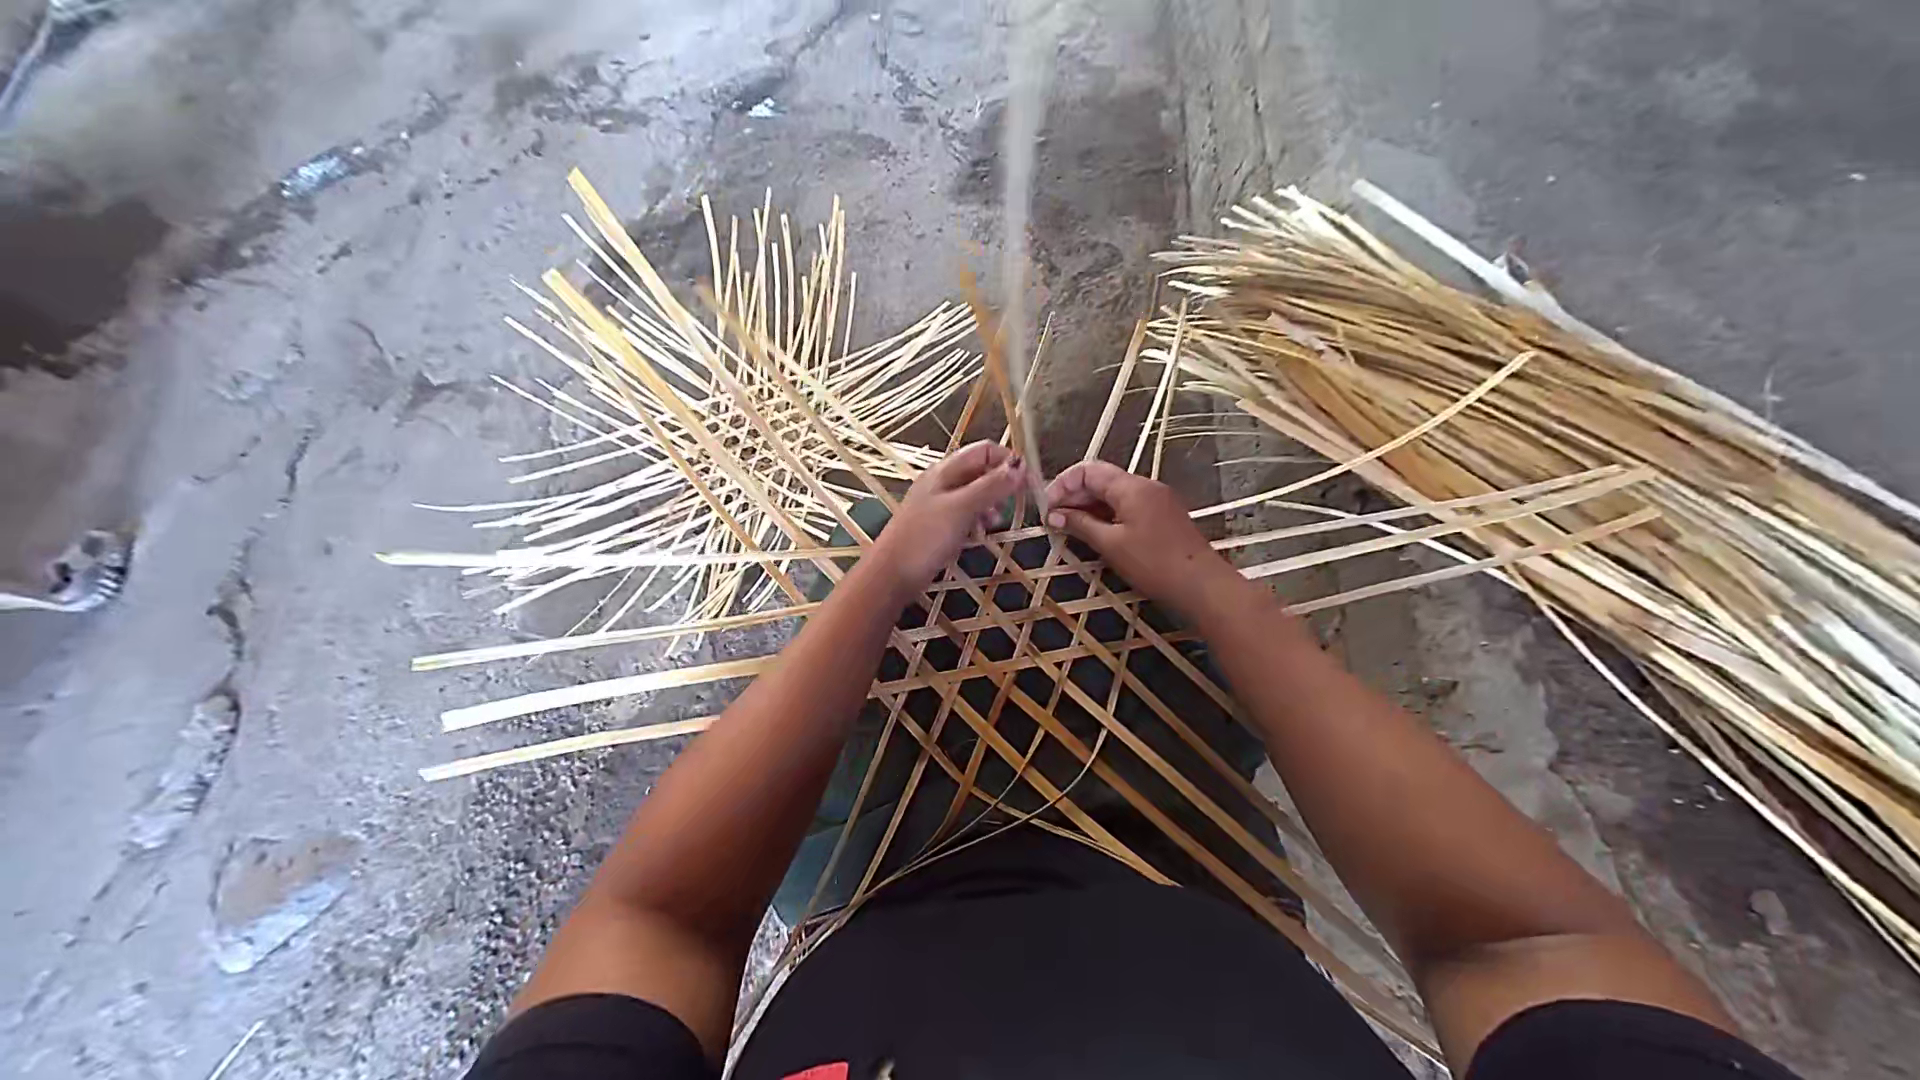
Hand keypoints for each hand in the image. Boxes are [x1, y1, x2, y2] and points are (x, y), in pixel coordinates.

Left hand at [868, 441, 1023, 599]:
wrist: (892, 574)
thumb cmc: (925, 538)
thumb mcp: (962, 508)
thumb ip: (991, 486)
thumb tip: (1019, 467)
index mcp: (945, 470)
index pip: (984, 451)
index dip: (1007, 461)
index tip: (1026, 483)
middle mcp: (942, 482)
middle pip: (981, 471)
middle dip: (1000, 485)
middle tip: (1010, 506)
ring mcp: (939, 504)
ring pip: (975, 494)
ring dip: (990, 505)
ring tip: (994, 523)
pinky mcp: (939, 525)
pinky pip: (966, 514)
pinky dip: (978, 520)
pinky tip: (980, 534)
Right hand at [1044, 460, 1246, 621]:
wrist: (1201, 585)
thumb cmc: (1153, 564)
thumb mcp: (1111, 545)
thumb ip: (1081, 525)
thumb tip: (1055, 515)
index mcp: (1131, 487)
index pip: (1088, 470)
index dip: (1063, 485)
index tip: (1048, 508)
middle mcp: (1145, 486)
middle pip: (1101, 479)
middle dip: (1074, 496)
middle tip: (1054, 519)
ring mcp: (1157, 500)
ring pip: (1114, 494)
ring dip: (1089, 506)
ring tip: (1070, 527)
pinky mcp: (1163, 516)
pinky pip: (1128, 506)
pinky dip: (1107, 515)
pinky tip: (1096, 532)